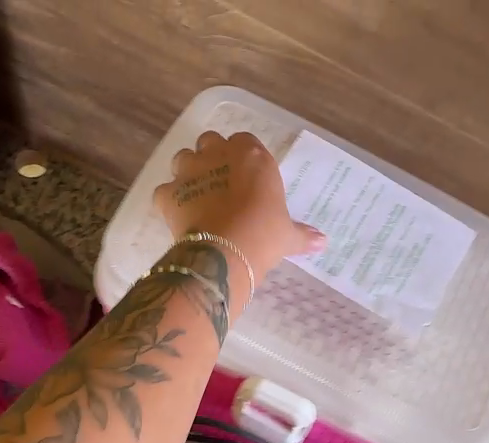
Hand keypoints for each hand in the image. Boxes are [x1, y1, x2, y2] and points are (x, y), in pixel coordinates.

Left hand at [154, 132, 325, 285]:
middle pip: (209, 142)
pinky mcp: (168, 194)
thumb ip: (303, 235)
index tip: (244, 178)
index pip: (243, 142)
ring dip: (187, 173)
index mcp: (251, 156)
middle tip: (219, 185)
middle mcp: (218, 154)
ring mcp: (189, 171)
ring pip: (182, 159)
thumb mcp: (287, 236)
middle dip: (211, 157)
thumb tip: (324, 243)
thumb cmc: (264, 236)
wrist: (227, 253)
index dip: (241, 158)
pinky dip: (169, 202)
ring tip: (196, 197)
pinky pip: (164, 192)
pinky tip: (177, 217)